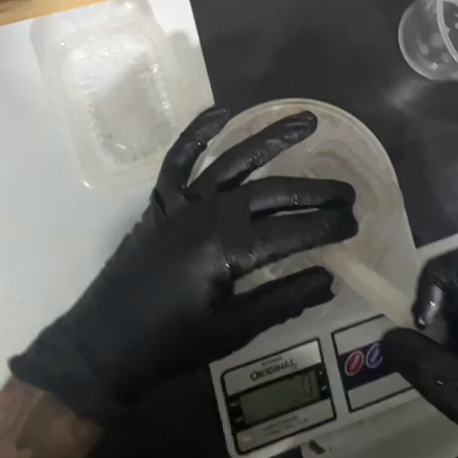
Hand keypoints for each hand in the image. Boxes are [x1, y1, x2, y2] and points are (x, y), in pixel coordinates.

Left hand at [9, 106, 357, 421]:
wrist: (102, 346)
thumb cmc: (171, 344)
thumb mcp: (234, 331)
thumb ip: (284, 300)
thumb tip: (330, 277)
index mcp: (228, 248)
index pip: (293, 231)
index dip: (327, 227)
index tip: (354, 224)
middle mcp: (209, 212)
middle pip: (273, 192)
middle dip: (315, 191)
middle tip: (348, 193)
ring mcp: (184, 201)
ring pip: (235, 160)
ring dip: (272, 138)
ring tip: (307, 120)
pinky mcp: (163, 200)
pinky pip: (180, 157)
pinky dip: (199, 132)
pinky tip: (223, 111)